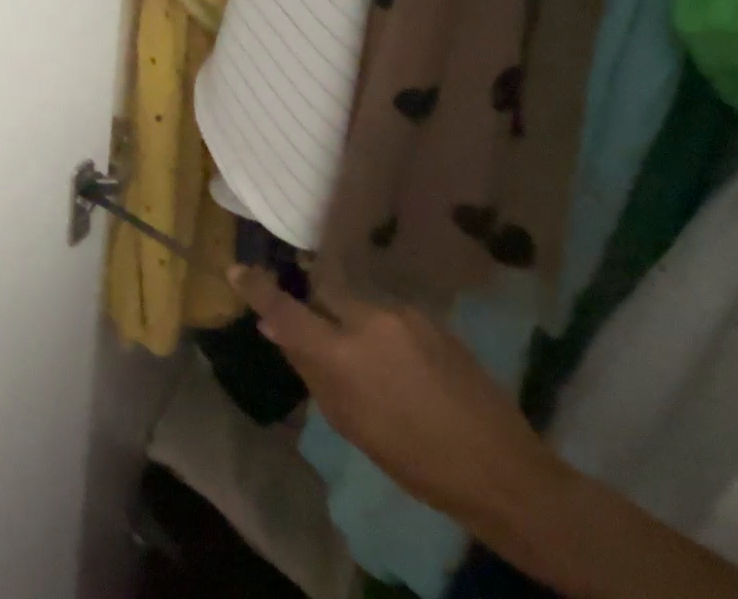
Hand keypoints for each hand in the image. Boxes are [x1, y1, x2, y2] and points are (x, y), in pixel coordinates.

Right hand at [226, 265, 565, 523]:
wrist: (500, 468)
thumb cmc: (410, 456)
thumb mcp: (346, 420)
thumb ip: (310, 368)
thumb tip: (277, 331)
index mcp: (342, 351)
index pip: (285, 309)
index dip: (258, 288)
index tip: (237, 269)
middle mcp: (371, 320)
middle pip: (325, 292)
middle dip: (315, 305)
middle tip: (315, 331)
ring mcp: (408, 317)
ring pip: (359, 305)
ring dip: (350, 321)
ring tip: (366, 362)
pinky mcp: (435, 323)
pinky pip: (389, 317)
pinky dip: (380, 332)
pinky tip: (398, 367)